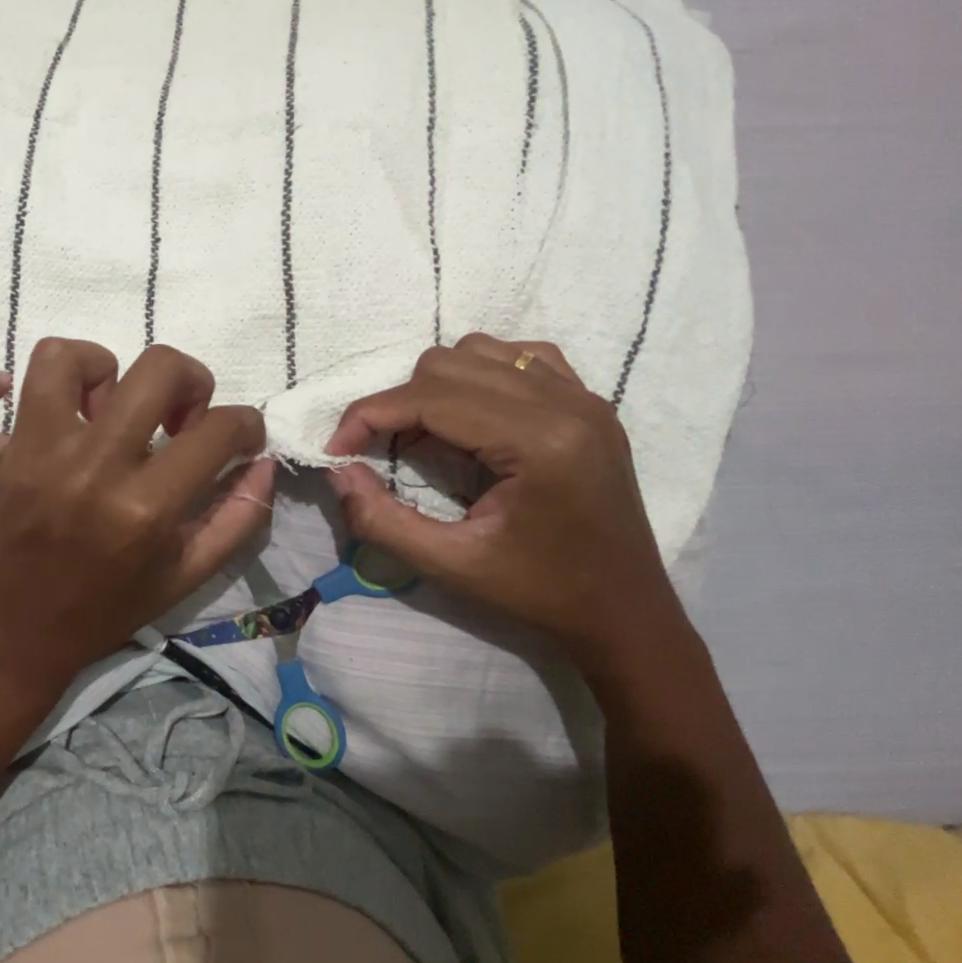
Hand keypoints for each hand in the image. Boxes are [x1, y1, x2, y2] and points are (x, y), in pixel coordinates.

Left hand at [0, 338, 274, 693]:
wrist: (28, 634)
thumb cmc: (111, 605)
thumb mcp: (189, 575)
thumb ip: (238, 518)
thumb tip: (262, 459)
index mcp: (145, 507)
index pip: (218, 428)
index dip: (245, 424)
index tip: (235, 435)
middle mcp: (89, 471)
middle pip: (152, 370)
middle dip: (187, 379)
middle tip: (176, 415)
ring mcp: (30, 462)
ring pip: (57, 361)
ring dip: (93, 367)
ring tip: (103, 403)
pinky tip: (3, 391)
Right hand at [324, 333, 681, 663]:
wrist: (624, 612)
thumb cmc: (538, 593)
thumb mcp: (449, 566)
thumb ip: (380, 520)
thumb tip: (337, 471)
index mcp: (540, 442)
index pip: (430, 397)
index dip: (369, 415)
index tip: (337, 450)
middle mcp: (567, 404)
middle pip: (448, 363)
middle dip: (399, 402)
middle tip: (381, 451)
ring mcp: (584, 398)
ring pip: (480, 350)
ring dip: (435, 386)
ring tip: (426, 438)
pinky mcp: (590, 403)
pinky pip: (519, 357)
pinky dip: (479, 377)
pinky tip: (471, 418)